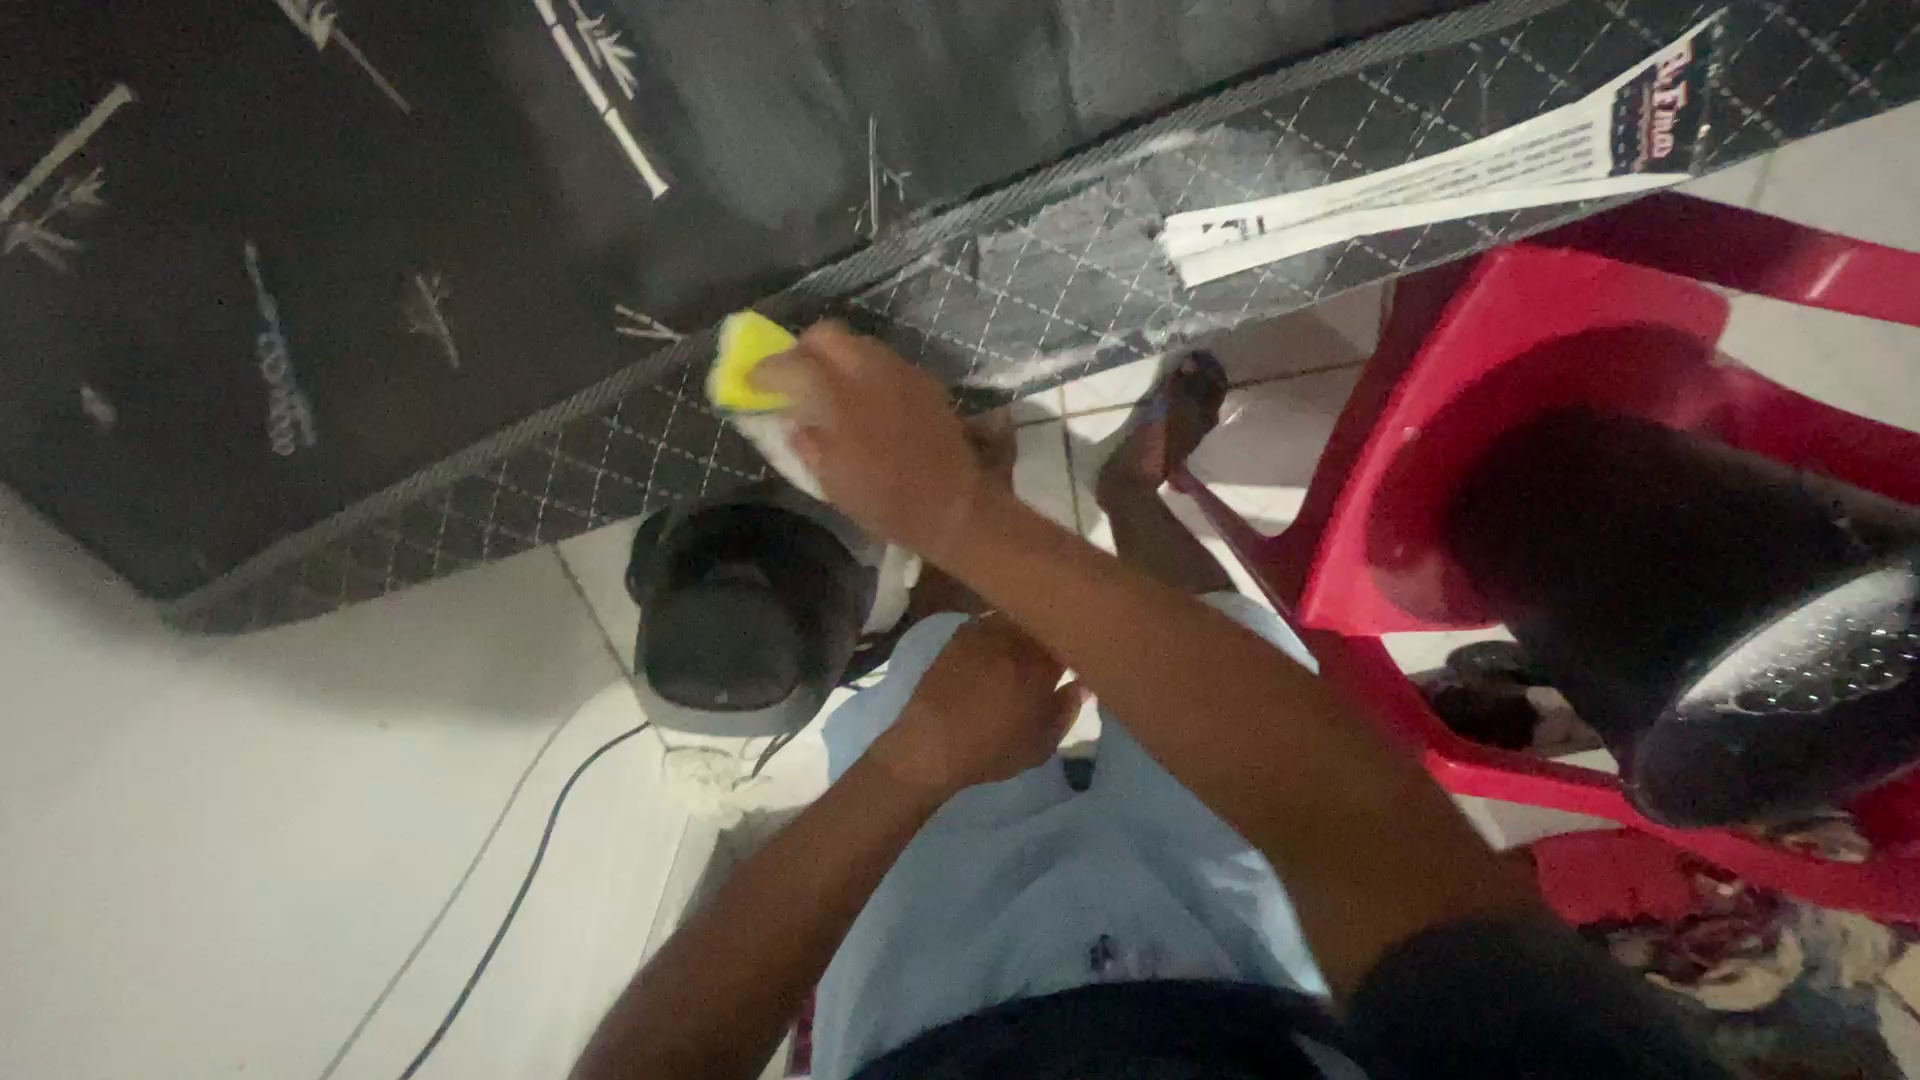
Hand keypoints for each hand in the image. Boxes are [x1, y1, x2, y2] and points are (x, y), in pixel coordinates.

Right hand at [749, 321, 983, 557]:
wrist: (955, 506)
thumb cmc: (887, 503)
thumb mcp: (831, 482)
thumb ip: (805, 442)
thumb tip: (792, 420)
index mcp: (840, 399)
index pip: (790, 364)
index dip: (764, 370)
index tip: (752, 382)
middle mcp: (870, 372)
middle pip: (826, 335)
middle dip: (801, 350)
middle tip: (792, 376)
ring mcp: (902, 372)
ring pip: (858, 343)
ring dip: (835, 357)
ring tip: (829, 386)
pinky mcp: (925, 381)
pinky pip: (886, 361)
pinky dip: (866, 370)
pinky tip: (866, 398)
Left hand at [868, 615, 1088, 798]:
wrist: (931, 744)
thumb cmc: (991, 751)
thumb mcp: (1039, 745)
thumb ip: (1065, 712)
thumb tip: (1082, 685)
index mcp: (1040, 667)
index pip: (1069, 641)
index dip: (1077, 645)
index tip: (1080, 655)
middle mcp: (1014, 642)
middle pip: (1043, 623)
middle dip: (1053, 630)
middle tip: (1056, 643)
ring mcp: (984, 635)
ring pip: (1016, 616)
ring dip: (1027, 624)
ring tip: (1030, 637)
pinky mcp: (960, 637)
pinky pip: (988, 620)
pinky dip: (1000, 625)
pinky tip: (1000, 638)